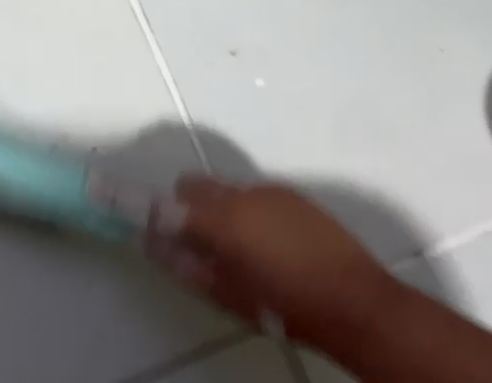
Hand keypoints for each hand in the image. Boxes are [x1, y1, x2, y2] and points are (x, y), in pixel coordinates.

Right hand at [144, 176, 394, 343]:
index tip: (132, 214)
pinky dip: (249, 210)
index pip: (164, 202)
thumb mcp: (227, 294)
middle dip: (185, 206)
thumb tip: (150, 243)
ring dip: (219, 208)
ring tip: (239, 246)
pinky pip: (255, 195)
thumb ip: (184, 264)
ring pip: (225, 189)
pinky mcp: (293, 194)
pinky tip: (269, 242)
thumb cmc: (286, 306)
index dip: (145, 208)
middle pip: (192, 185)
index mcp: (219, 219)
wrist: (359, 304)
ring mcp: (268, 190)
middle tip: (196, 241)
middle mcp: (239, 193)